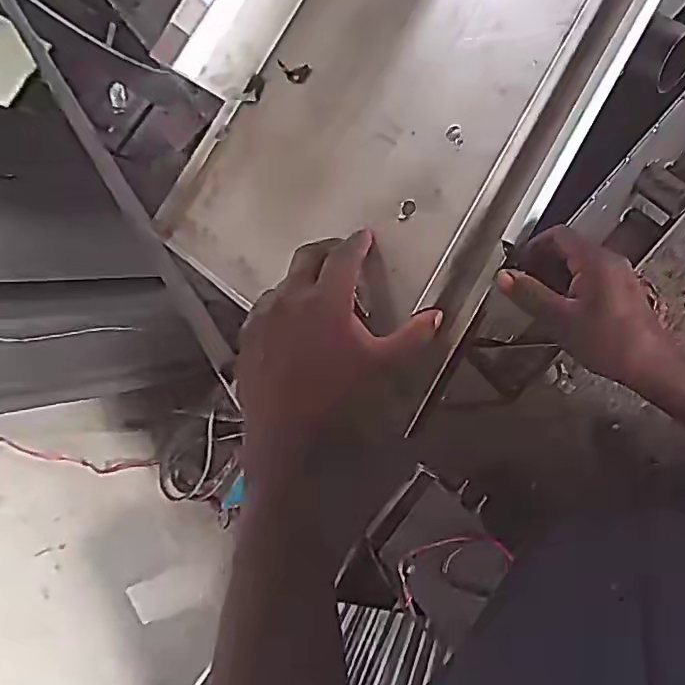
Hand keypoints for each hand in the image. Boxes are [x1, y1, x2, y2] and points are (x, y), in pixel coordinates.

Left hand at [237, 231, 441, 482]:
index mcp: (326, 300)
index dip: (358, 243)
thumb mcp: (384, 366)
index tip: (367, 237)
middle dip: (328, 249)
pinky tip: (292, 322)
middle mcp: (289, 301)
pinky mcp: (247, 342)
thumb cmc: (340, 402)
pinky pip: (264, 308)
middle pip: (307, 257)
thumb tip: (436, 316)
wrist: (288, 447)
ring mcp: (262, 321)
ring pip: (283, 283)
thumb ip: (413, 337)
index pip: (343, 256)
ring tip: (322, 292)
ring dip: (304, 278)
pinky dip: (282, 303)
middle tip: (345, 252)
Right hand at [495, 226, 684, 389]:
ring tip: (545, 301)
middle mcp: (612, 262)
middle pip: (571, 248)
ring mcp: (622, 276)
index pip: (558, 234)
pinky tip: (569, 313)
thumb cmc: (614, 343)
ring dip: (560, 277)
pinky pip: (596, 279)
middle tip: (526, 282)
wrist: (651, 365)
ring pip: (583, 264)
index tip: (519, 262)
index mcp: (595, 260)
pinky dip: (577, 288)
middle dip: (544, 263)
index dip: (533, 245)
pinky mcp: (626, 292)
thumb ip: (530, 294)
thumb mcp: (560, 319)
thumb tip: (507, 278)